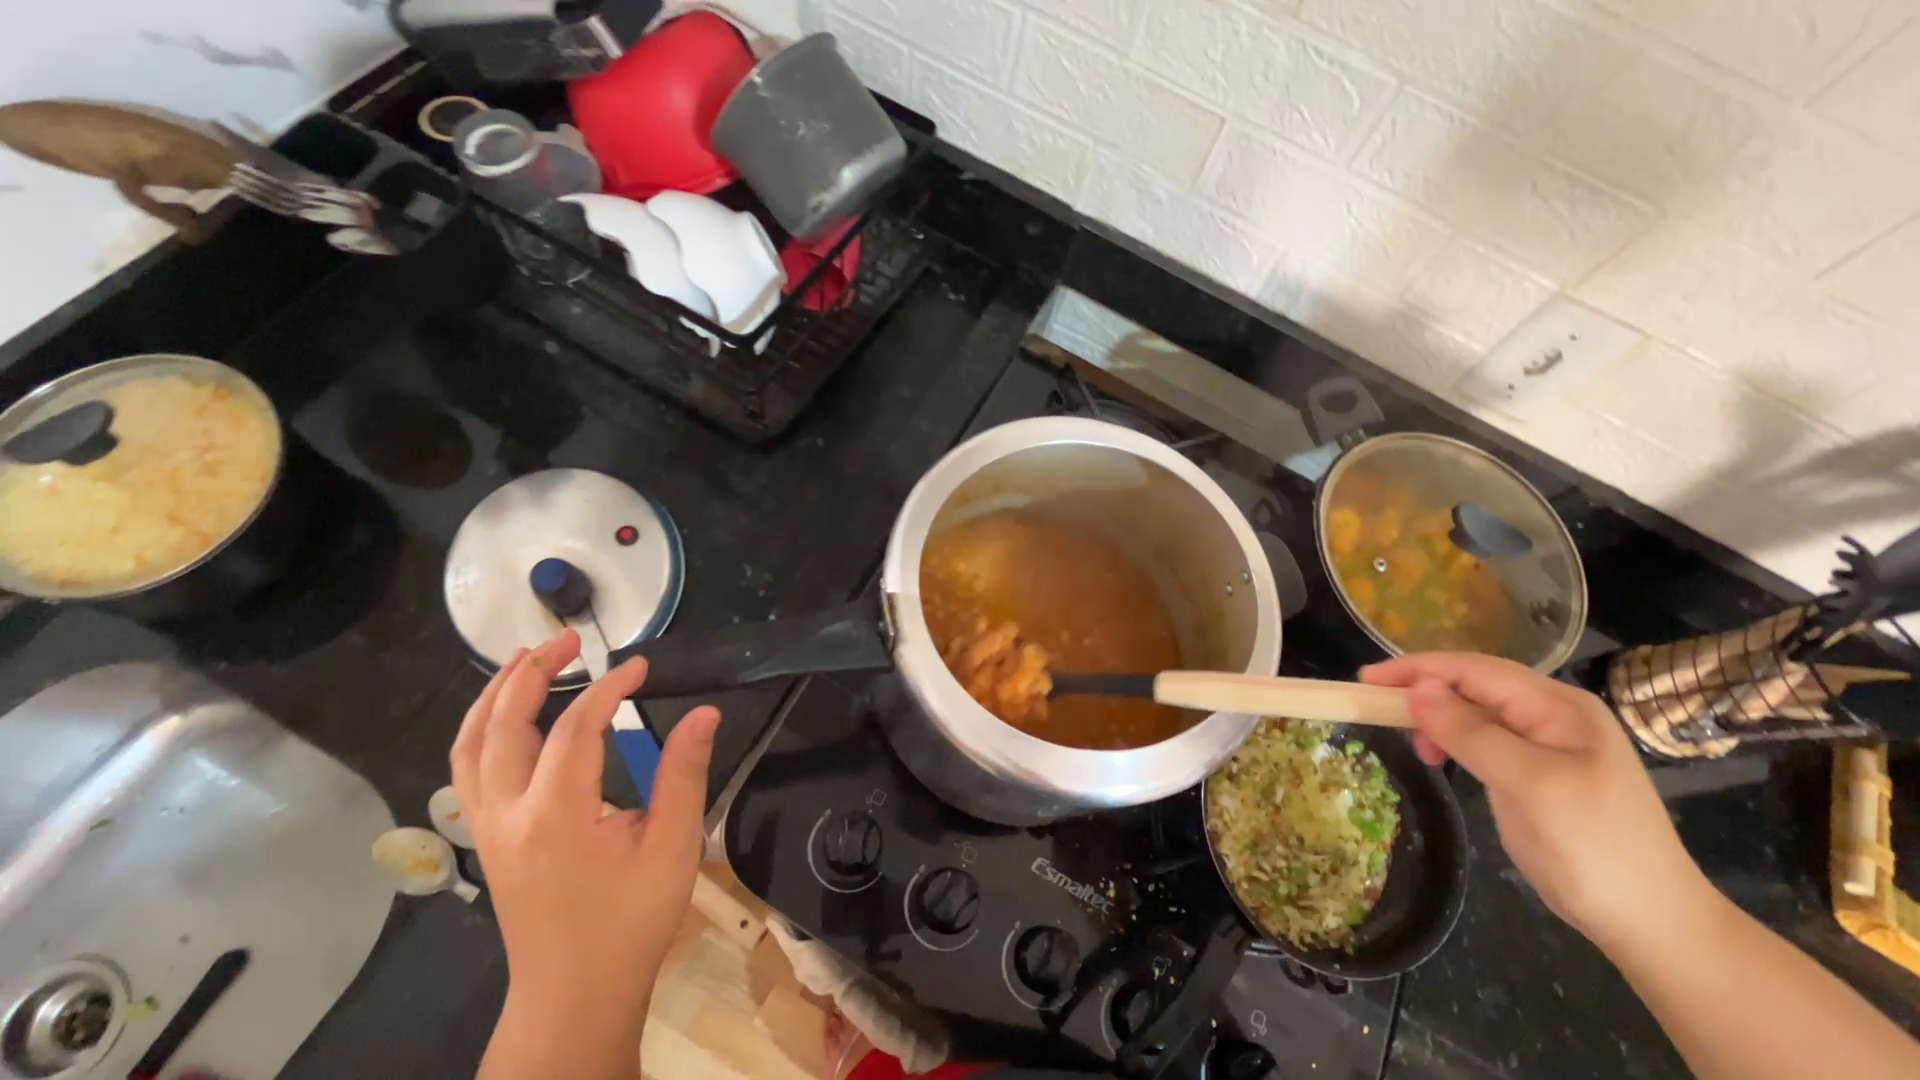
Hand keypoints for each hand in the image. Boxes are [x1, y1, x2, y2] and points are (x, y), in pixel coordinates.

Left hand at [452, 629, 720, 1079]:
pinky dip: (480, 729)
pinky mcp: (485, 838)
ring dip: (495, 694)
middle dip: (535, 670)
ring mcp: (487, 826)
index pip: (577, 726)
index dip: (610, 687)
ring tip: (525, 659)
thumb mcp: (671, 847)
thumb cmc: (630, 922)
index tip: (641, 667)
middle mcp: (508, 811)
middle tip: (570, 639)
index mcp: (556, 812)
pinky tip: (505, 716)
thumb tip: (705, 713)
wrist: (574, 993)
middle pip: (505, 721)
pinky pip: (466, 768)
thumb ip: (683, 774)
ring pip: (471, 742)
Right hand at [1359, 652, 1709, 949]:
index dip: (1419, 669)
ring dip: (1435, 717)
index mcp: (1559, 707)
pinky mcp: (1534, 774)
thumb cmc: (1594, 848)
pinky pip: (1483, 740)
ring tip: (1410, 742)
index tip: (1366, 679)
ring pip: (1475, 712)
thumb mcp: (1529, 785)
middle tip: (1373, 705)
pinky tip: (1437, 757)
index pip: (1477, 670)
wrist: (1650, 921)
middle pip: (1474, 685)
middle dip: (1423, 688)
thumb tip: (1419, 689)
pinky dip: (1450, 740)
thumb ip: (1473, 733)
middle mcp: (1552, 716)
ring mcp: (1545, 745)